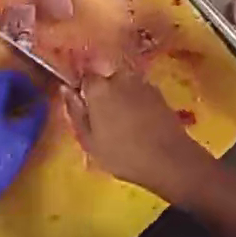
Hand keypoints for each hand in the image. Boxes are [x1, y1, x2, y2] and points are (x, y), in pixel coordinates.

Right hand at [63, 71, 220, 203]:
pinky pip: (140, 94)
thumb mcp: (89, 141)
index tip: (86, 111)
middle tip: (106, 122)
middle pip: (106, 81)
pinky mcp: (159, 93)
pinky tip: (141, 125)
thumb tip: (66, 89)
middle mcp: (120, 77)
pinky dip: (138, 104)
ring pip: (125, 87)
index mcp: (99, 87)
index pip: (85, 78)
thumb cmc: (122, 154)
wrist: (169, 159)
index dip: (84, 94)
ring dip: (122, 100)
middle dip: (104, 96)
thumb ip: (75, 112)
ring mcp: (143, 83)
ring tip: (125, 126)